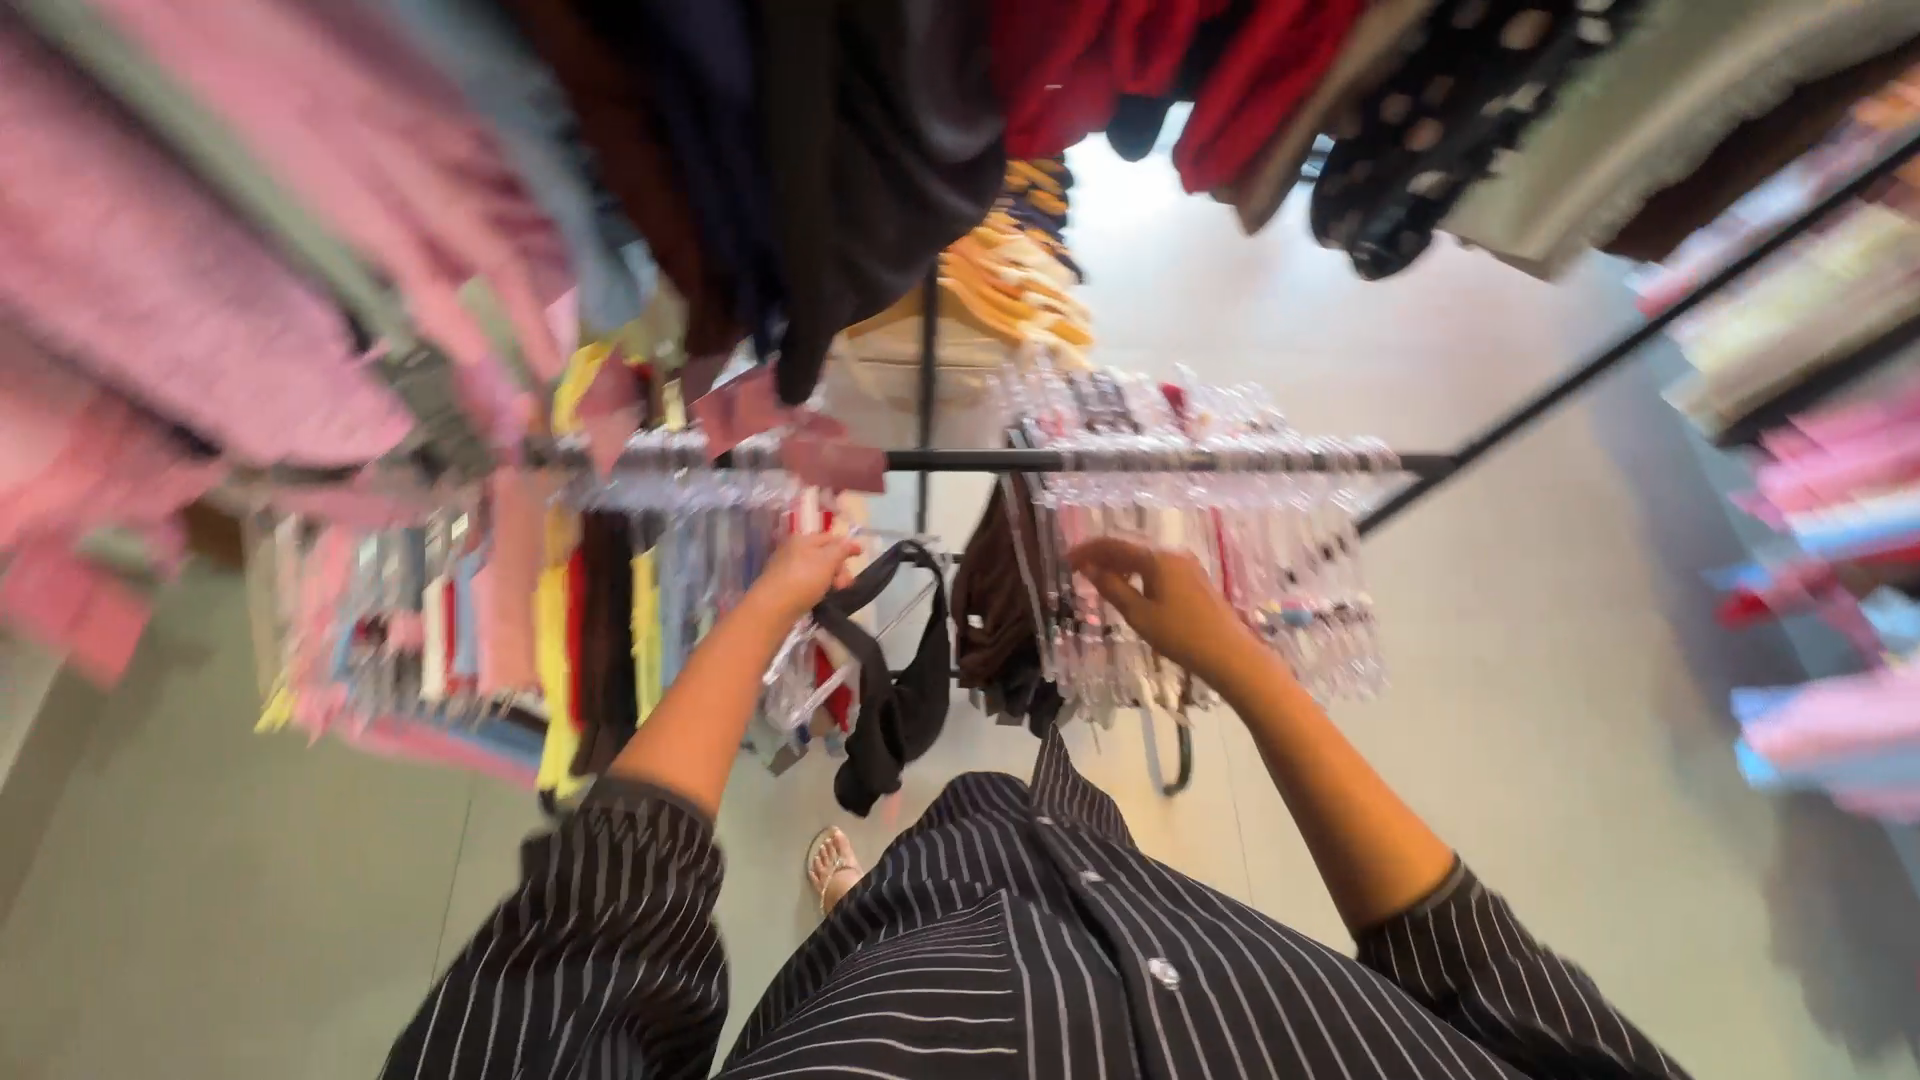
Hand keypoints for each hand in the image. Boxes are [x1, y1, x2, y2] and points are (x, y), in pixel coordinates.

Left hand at [749, 533, 861, 621]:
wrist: (772, 607)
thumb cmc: (803, 579)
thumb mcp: (828, 560)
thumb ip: (841, 549)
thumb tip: (850, 542)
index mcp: (802, 539)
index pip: (830, 538)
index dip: (847, 545)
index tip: (861, 554)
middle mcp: (792, 550)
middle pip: (824, 555)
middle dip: (839, 567)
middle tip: (846, 584)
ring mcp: (786, 568)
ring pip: (816, 570)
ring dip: (830, 579)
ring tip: (835, 592)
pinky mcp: (782, 586)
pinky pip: (806, 581)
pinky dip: (817, 587)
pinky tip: (820, 596)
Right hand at [1068, 537, 1264, 685]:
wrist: (1230, 654)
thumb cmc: (1180, 635)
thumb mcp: (1139, 614)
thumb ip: (1112, 588)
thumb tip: (1089, 569)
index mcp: (1156, 558)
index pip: (1114, 545)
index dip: (1088, 550)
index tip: (1066, 560)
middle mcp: (1172, 553)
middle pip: (1130, 546)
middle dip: (1102, 555)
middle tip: (1078, 569)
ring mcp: (1186, 565)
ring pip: (1144, 557)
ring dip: (1119, 564)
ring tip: (1099, 580)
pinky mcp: (1194, 579)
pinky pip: (1157, 567)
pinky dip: (1137, 572)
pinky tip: (1130, 588)